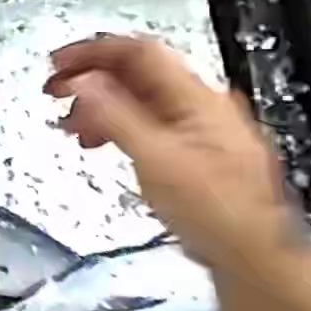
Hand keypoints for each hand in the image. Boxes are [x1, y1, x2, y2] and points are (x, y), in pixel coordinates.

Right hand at [45, 36, 297, 279]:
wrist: (255, 258)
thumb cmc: (216, 213)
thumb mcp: (154, 159)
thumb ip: (114, 115)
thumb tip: (84, 82)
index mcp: (194, 98)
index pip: (138, 52)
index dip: (93, 51)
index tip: (58, 63)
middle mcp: (199, 105)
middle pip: (135, 71)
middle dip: (89, 76)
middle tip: (55, 89)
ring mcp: (196, 126)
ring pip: (136, 96)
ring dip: (97, 102)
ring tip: (69, 121)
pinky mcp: (191, 148)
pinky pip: (143, 119)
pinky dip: (113, 123)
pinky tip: (99, 140)